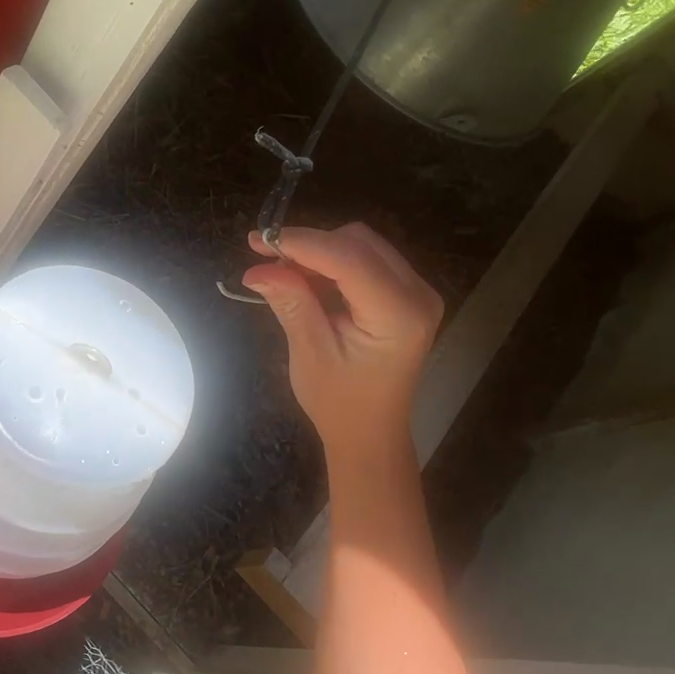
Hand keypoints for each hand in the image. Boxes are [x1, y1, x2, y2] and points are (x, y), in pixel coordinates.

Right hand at [242, 223, 443, 456]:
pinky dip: (332, 262)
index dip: (302, 243)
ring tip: (282, 273)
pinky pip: (366, 259)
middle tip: (265, 260)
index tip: (257, 241)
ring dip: (319, 251)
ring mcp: (416, 292)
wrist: (370, 431)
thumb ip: (292, 304)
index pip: (348, 258)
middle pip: (358, 243)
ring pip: (362, 245)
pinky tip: (306, 280)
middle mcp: (417, 295)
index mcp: (399, 315)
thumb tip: (258, 268)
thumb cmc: (339, 402)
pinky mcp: (405, 294)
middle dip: (309, 245)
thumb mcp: (310, 354)